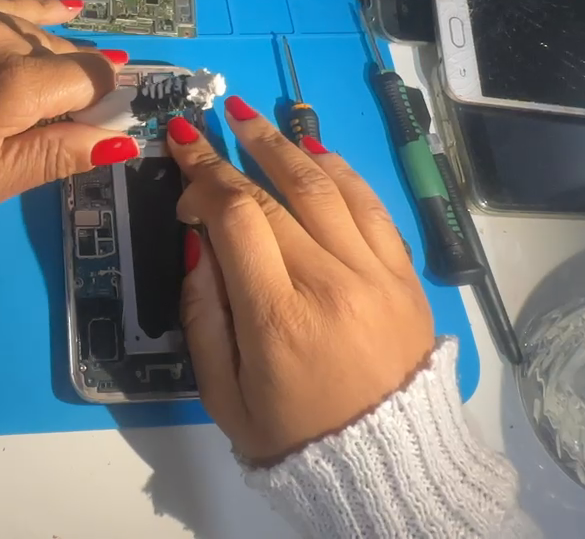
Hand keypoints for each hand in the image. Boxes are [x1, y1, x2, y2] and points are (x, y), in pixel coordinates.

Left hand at [0, 0, 135, 218]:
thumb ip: (57, 154)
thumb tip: (121, 140)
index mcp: (16, 86)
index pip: (92, 79)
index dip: (102, 102)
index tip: (94, 122)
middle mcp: (0, 35)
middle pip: (65, 51)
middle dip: (74, 80)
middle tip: (59, 113)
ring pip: (34, 27)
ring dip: (50, 51)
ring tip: (62, 66)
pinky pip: (2, 1)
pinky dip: (32, 11)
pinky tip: (64, 9)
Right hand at [167, 98, 434, 464]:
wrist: (392, 470)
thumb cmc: (293, 434)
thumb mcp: (222, 390)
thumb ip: (201, 310)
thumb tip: (197, 238)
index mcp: (278, 317)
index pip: (235, 216)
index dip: (201, 177)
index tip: (179, 161)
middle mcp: (330, 283)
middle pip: (271, 194)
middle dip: (226, 153)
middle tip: (197, 127)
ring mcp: (375, 274)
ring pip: (322, 185)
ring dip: (278, 142)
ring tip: (245, 114)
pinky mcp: (405, 275)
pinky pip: (370, 204)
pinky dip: (338, 168)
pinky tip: (310, 147)